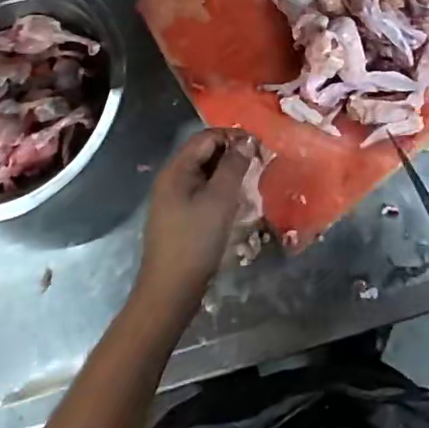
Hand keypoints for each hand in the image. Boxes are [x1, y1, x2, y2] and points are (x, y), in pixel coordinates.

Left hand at [135, 129, 251, 309]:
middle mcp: (171, 178)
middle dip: (232, 154)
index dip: (233, 137)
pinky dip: (220, 190)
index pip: (206, 137)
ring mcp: (173, 198)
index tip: (259, 147)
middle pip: (204, 153)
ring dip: (228, 173)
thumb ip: (233, 166)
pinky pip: (202, 192)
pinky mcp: (179, 216)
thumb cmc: (195, 240)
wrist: (170, 291)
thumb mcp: (220, 199)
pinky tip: (236, 203)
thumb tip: (246, 140)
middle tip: (258, 164)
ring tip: (251, 182)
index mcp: (176, 169)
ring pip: (204, 174)